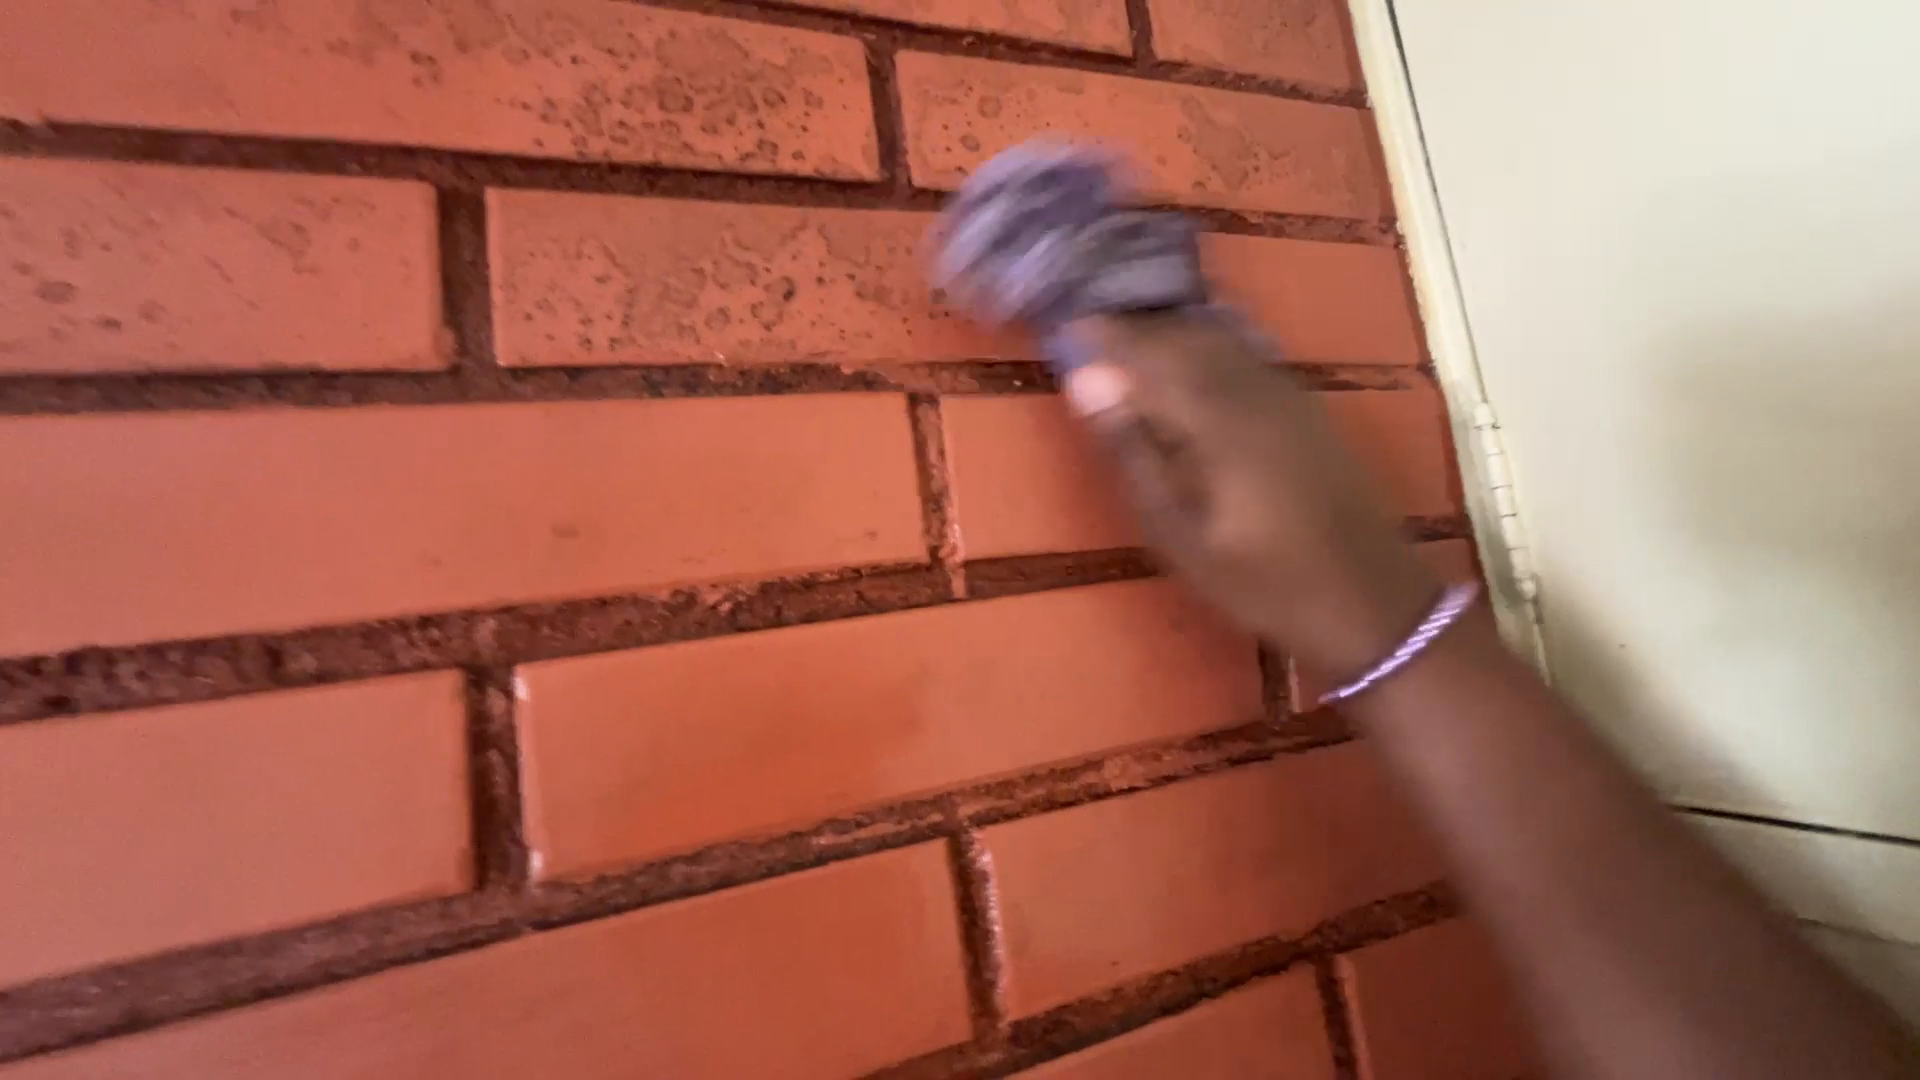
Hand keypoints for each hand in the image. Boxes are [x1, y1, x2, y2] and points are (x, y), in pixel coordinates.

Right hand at [1061, 310, 1439, 685]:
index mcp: (1220, 422)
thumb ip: (1134, 452)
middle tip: (1091, 331)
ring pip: (1222, 340)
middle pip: (1188, 337)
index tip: (1068, 324)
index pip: (1152, 356)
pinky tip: (1191, 357)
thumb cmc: (1261, 582)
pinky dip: (1208, 345)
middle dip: (1136, 328)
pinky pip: (1248, 354)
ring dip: (1171, 332)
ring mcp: (1290, 395)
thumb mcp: (1180, 535)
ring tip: (1129, 340)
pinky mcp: (1308, 407)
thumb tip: (1088, 384)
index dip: (1108, 336)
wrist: (1371, 602)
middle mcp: (1257, 392)